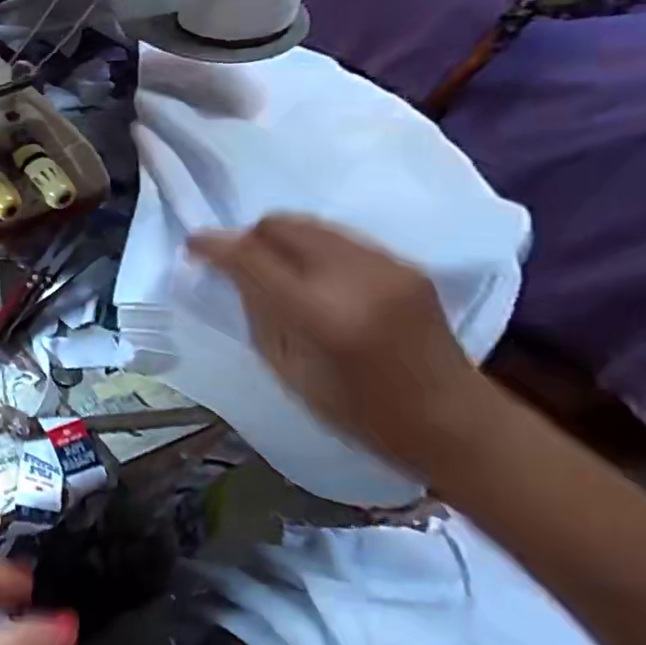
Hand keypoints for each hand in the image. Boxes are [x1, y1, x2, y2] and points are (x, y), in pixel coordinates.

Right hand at [187, 215, 500, 477]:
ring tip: (274, 267)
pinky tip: (313, 276)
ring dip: (280, 240)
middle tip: (236, 261)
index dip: (215, 245)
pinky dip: (312, 248)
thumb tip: (232, 272)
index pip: (252, 257)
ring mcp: (386, 264)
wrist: (452, 420)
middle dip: (249, 236)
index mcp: (320, 314)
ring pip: (310, 225)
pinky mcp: (405, 262)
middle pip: (281, 225)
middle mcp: (355, 276)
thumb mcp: (287, 369)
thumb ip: (258, 311)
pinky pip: (339, 237)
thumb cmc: (358, 411)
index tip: (193, 244)